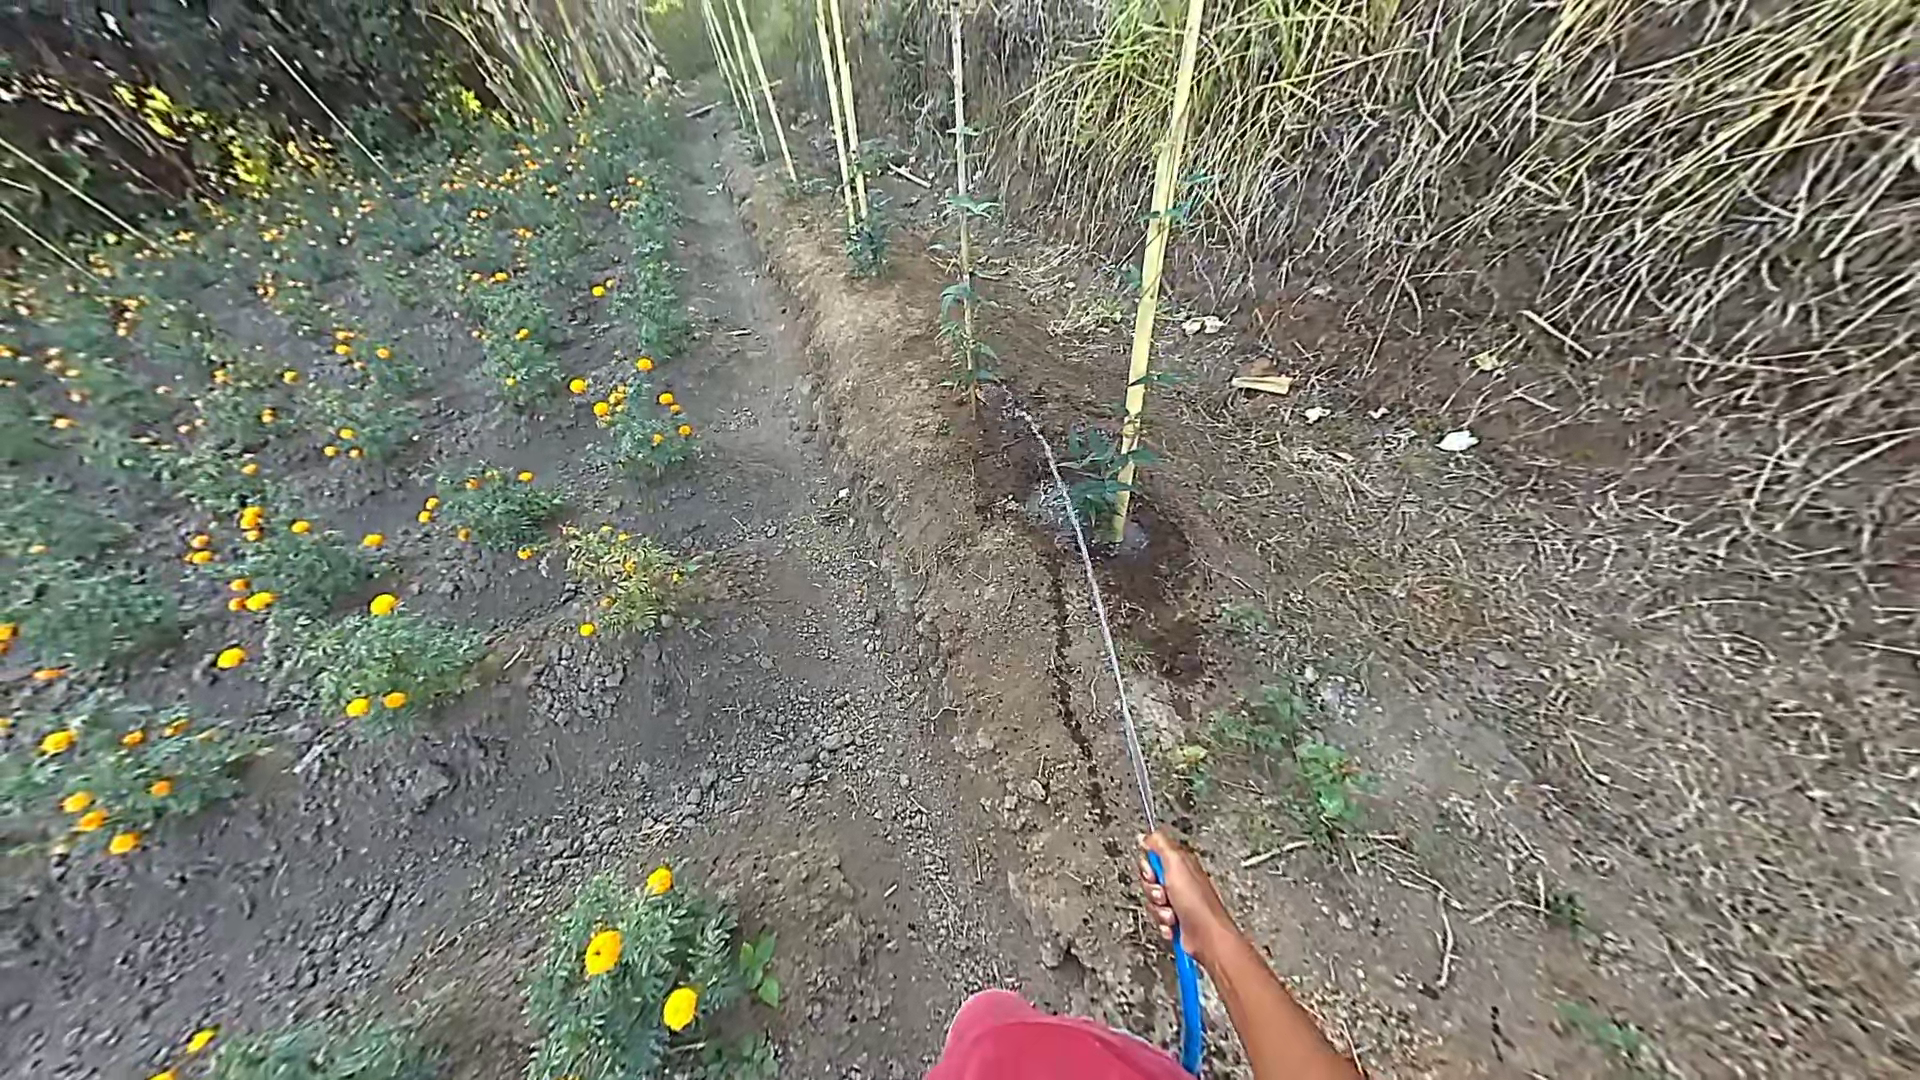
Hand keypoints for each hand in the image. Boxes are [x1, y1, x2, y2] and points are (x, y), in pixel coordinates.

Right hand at [1138, 828, 1242, 968]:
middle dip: (1152, 890)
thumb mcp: (1175, 862)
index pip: (1151, 856)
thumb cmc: (1197, 902)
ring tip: (1173, 914)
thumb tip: (1145, 835)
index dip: (1148, 866)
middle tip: (1165, 895)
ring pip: (1151, 901)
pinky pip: (1158, 919)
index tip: (1153, 874)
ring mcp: (1178, 902)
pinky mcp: (1176, 921)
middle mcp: (1179, 881)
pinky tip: (1174, 925)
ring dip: (1159, 910)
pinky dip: (1164, 925)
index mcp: (1180, 863)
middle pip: (1148, 880)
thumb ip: (1159, 844)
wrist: (1208, 938)